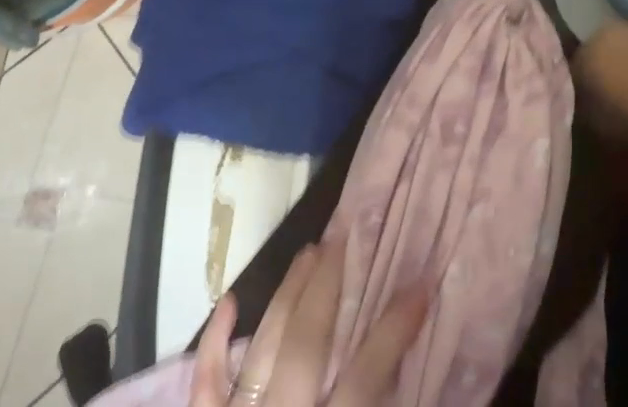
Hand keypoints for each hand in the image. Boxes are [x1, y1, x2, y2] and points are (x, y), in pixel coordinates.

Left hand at [191, 242, 429, 405]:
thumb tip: (409, 392)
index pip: (368, 374)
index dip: (396, 327)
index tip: (422, 285)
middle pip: (308, 343)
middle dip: (329, 286)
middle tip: (347, 236)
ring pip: (263, 346)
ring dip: (288, 294)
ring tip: (310, 251)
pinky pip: (205, 381)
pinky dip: (215, 341)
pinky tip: (231, 302)